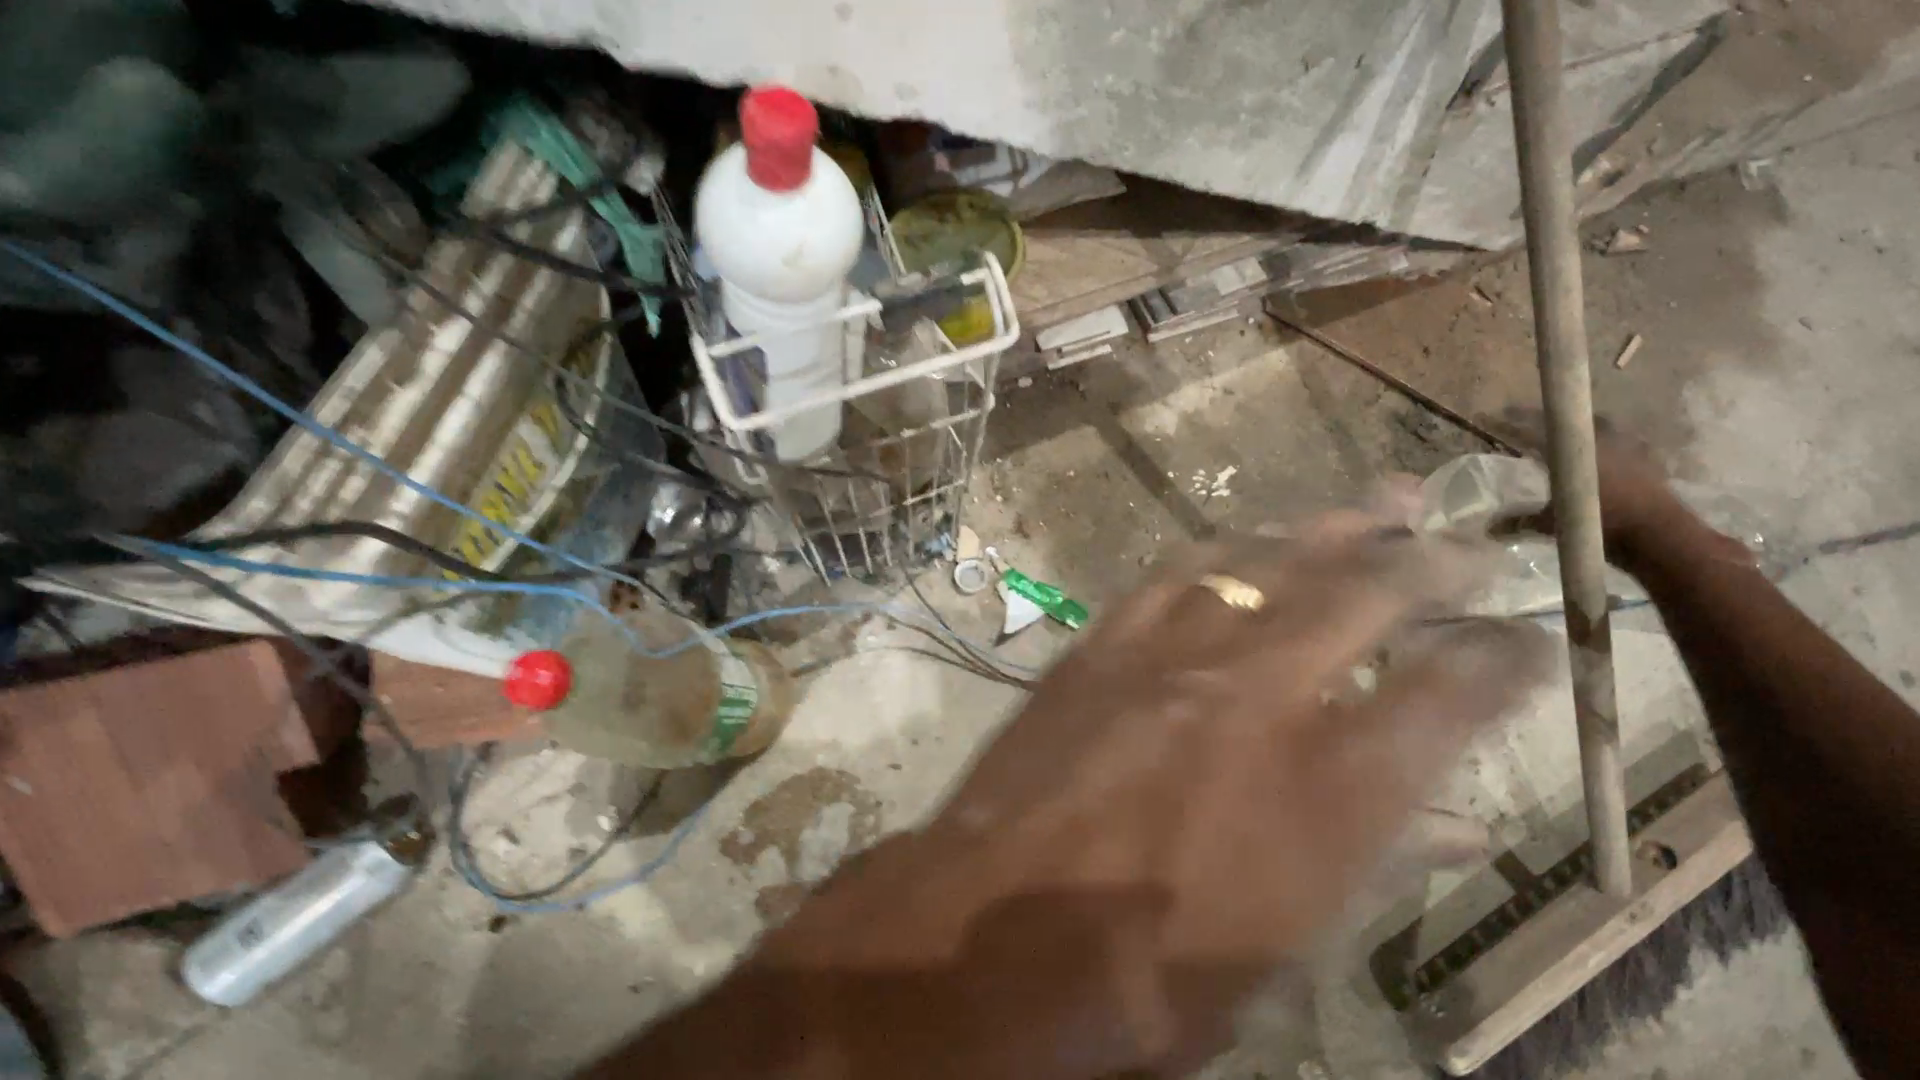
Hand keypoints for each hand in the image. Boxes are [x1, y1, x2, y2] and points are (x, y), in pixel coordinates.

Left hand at [744, 490, 1555, 1077]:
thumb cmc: (1151, 970)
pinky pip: (1176, 574)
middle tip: (1468, 542)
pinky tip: (1249, 541)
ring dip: (1333, 529)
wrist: (993, 932)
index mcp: (1332, 786)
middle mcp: (1262, 695)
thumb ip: (1379, 862)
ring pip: (1271, 562)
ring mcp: (1173, 657)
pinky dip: (1226, 552)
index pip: (1451, 690)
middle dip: (1431, 562)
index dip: (1503, 656)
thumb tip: (1460, 827)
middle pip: (1366, 594)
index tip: (1527, 639)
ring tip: (1382, 503)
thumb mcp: (1293, 943)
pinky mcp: (1103, 646)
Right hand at [1492, 409, 1746, 574]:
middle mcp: (1596, 441)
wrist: (1659, 535)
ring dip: (1576, 429)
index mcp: (1569, 451)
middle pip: (1565, 421)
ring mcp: (1625, 446)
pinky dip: (1602, 444)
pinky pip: (1618, 441)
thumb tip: (1488, 529)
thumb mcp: (1553, 525)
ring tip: (1563, 436)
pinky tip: (1598, 454)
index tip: (1488, 417)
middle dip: (1544, 421)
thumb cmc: (1603, 526)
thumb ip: (1521, 522)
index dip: (1508, 423)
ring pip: (1594, 426)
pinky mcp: (1645, 458)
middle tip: (1526, 423)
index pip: (1531, 430)